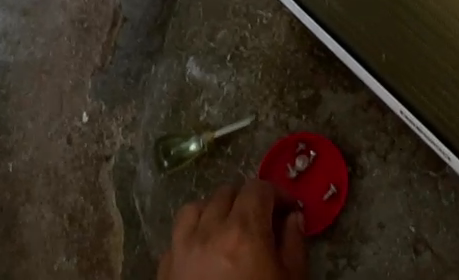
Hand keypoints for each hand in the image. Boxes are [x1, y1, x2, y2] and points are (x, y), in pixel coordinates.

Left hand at [158, 179, 306, 279]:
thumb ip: (294, 244)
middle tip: (262, 218)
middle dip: (247, 199)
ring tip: (227, 228)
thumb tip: (293, 218)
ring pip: (195, 208)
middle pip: (227, 192)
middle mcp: (209, 231)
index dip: (277, 194)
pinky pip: (175, 239)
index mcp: (245, 230)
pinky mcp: (163, 272)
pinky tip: (203, 254)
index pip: (259, 188)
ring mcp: (181, 251)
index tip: (289, 209)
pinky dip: (191, 236)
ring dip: (214, 210)